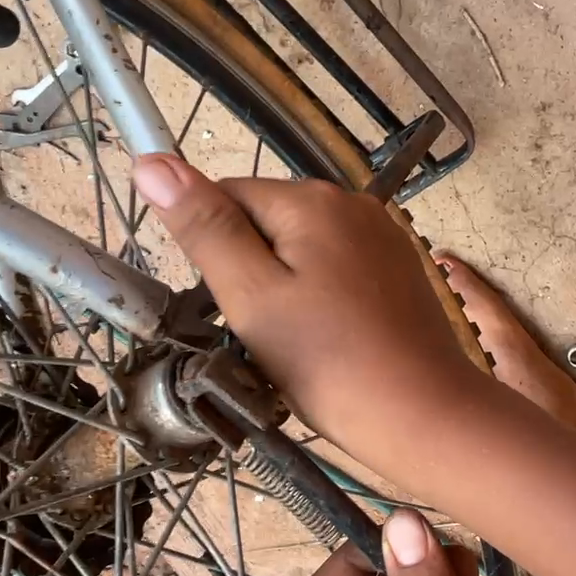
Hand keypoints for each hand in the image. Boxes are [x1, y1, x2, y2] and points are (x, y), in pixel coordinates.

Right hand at [132, 155, 478, 444]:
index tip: (230, 303)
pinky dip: (322, 299)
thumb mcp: (251, 294)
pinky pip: (339, 271)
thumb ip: (205, 227)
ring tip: (299, 340)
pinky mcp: (400, 272)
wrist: (421, 413)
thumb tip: (154, 162)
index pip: (229, 196)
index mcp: (315, 200)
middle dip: (253, 270)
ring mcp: (385, 237)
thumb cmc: (329, 361)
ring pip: (304, 250)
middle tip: (266, 331)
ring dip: (286, 288)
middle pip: (269, 222)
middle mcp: (356, 205)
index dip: (214, 250)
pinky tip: (331, 339)